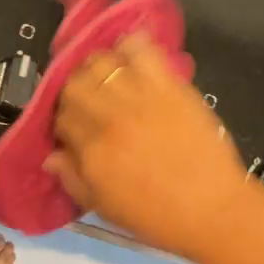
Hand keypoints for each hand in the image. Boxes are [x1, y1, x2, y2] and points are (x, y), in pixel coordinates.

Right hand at [46, 34, 258, 261]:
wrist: (212, 210)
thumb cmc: (158, 216)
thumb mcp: (105, 207)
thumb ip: (74, 179)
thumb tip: (51, 157)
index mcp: (91, 150)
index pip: (62, 117)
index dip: (65, 120)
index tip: (75, 127)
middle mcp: (110, 119)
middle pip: (75, 85)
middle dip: (75, 91)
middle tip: (88, 101)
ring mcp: (141, 99)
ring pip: (101, 64)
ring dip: (98, 68)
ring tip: (107, 78)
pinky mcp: (170, 87)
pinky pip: (143, 52)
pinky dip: (132, 46)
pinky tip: (131, 54)